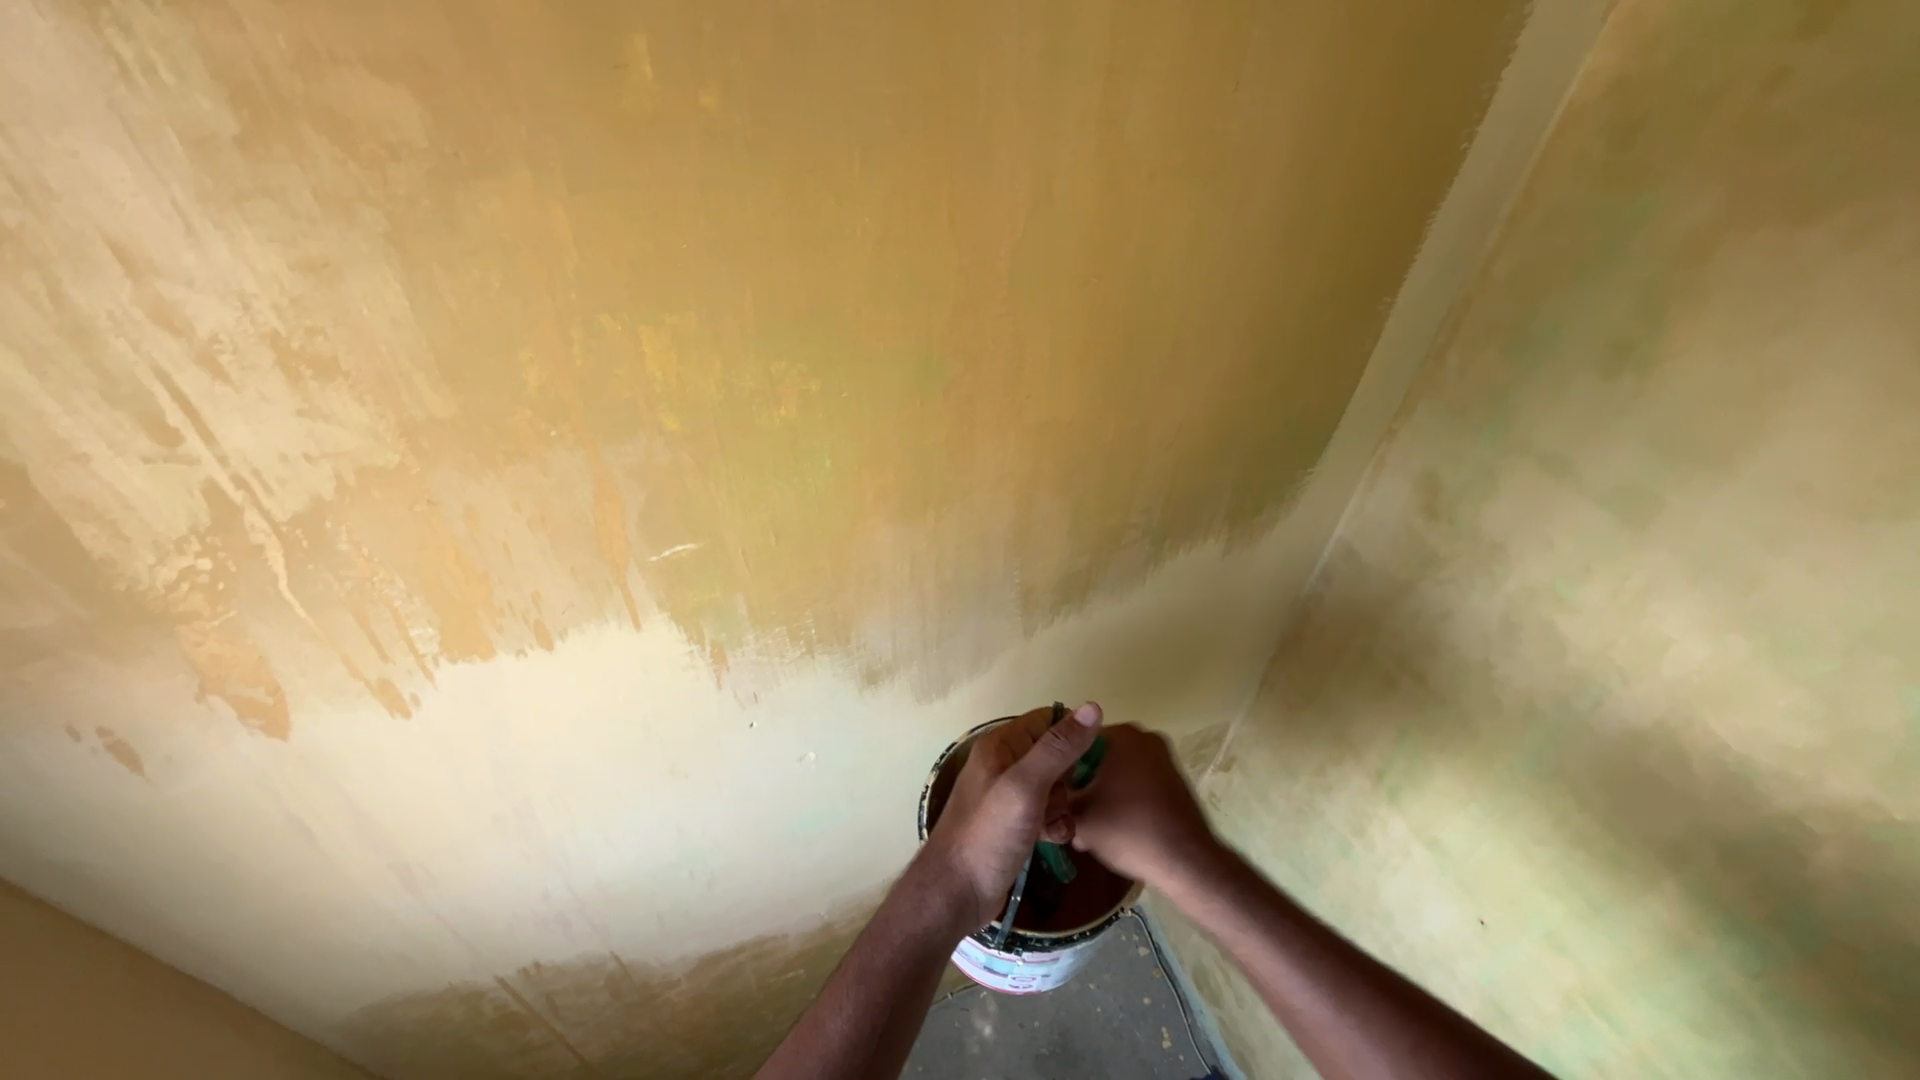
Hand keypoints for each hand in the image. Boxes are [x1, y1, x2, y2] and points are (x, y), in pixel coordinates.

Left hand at [926, 703, 1103, 927]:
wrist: (955, 893)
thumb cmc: (988, 834)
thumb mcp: (1026, 786)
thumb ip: (1058, 748)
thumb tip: (1093, 707)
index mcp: (1000, 746)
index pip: (1047, 721)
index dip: (1073, 734)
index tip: (1095, 757)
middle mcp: (1002, 765)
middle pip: (1054, 755)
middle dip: (1068, 778)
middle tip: (1062, 798)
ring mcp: (1007, 797)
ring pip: (1053, 787)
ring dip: (1063, 806)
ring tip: (1054, 824)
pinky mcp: (1013, 825)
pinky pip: (1046, 814)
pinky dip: (1055, 825)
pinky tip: (1055, 840)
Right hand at [1067, 724, 1220, 888]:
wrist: (1186, 862)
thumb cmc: (1128, 829)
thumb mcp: (1079, 817)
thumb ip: (1055, 802)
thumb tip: (1042, 800)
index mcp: (1123, 735)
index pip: (1074, 741)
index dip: (1059, 769)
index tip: (1053, 795)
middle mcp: (1145, 738)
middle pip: (1096, 759)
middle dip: (1080, 787)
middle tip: (1067, 816)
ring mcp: (1163, 760)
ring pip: (1116, 775)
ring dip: (1099, 798)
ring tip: (1086, 831)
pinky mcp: (1174, 783)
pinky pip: (1136, 786)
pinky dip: (1121, 803)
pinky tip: (1110, 831)